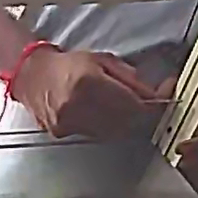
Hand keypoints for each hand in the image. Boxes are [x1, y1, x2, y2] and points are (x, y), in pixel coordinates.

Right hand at [10, 47, 168, 139]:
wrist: (33, 78)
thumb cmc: (67, 65)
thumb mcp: (102, 61)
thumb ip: (129, 79)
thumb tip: (155, 94)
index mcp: (88, 83)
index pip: (132, 104)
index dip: (153, 104)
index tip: (165, 96)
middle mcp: (77, 106)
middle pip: (124, 122)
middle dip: (143, 116)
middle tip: (152, 106)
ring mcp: (69, 123)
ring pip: (112, 132)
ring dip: (128, 124)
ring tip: (131, 111)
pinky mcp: (64, 133)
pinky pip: (96, 135)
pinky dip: (109, 128)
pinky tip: (110, 117)